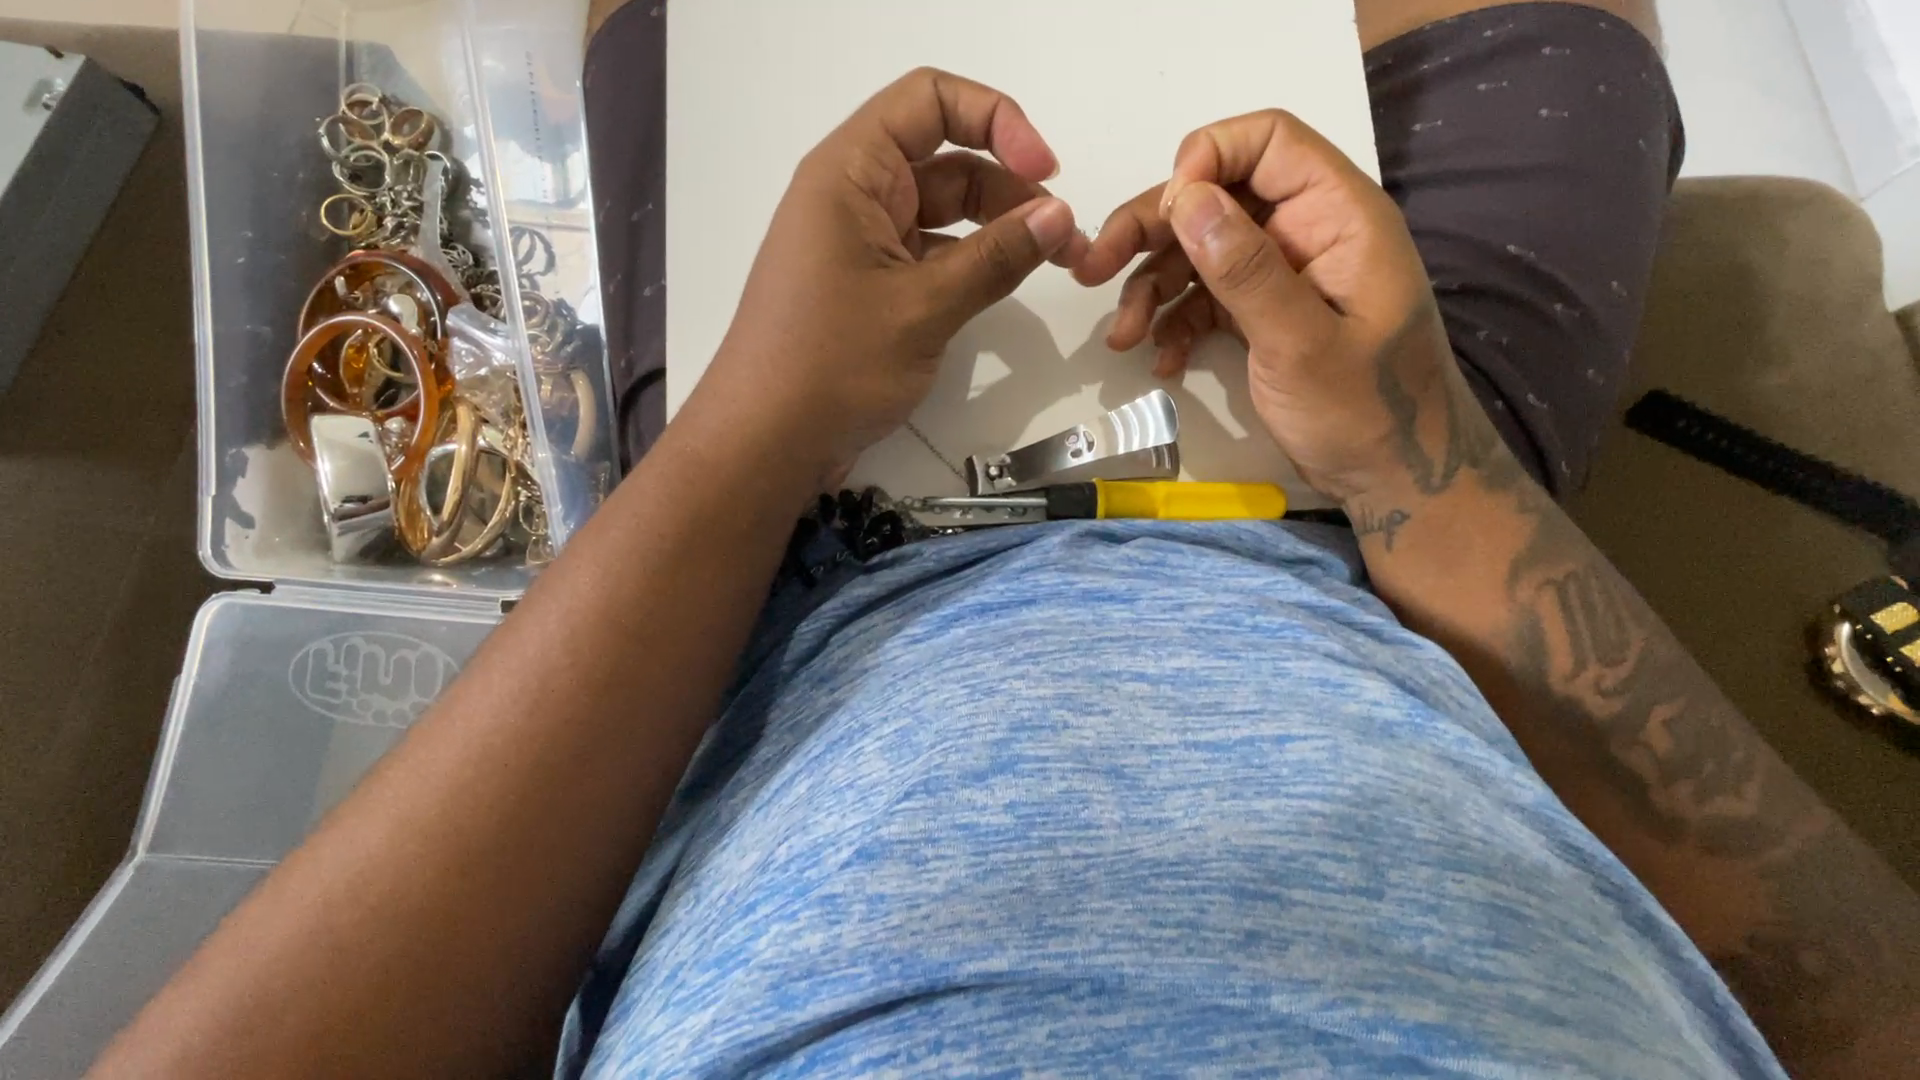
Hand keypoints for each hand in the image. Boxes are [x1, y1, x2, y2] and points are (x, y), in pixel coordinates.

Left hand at [691, 68, 1086, 487]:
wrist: (767, 441)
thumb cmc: (832, 365)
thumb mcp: (922, 308)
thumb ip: (995, 258)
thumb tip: (1058, 216)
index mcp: (851, 173)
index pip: (929, 102)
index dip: (996, 120)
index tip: (1045, 172)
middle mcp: (854, 197)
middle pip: (945, 161)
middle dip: (1010, 190)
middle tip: (1067, 237)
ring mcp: (861, 246)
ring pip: (943, 215)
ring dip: (999, 232)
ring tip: (1056, 261)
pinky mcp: (870, 289)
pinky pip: (929, 258)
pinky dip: (970, 266)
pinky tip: (1007, 285)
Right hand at [1075, 109, 1462, 502]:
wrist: (1389, 477)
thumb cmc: (1363, 410)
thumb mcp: (1300, 342)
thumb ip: (1245, 268)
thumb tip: (1186, 197)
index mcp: (1336, 215)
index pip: (1266, 142)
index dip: (1206, 160)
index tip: (1164, 215)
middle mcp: (1305, 233)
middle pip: (1216, 198)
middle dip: (1151, 231)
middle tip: (1092, 270)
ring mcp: (1280, 276)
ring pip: (1199, 252)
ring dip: (1151, 289)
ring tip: (1121, 338)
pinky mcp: (1261, 315)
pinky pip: (1204, 300)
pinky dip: (1174, 324)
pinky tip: (1160, 361)